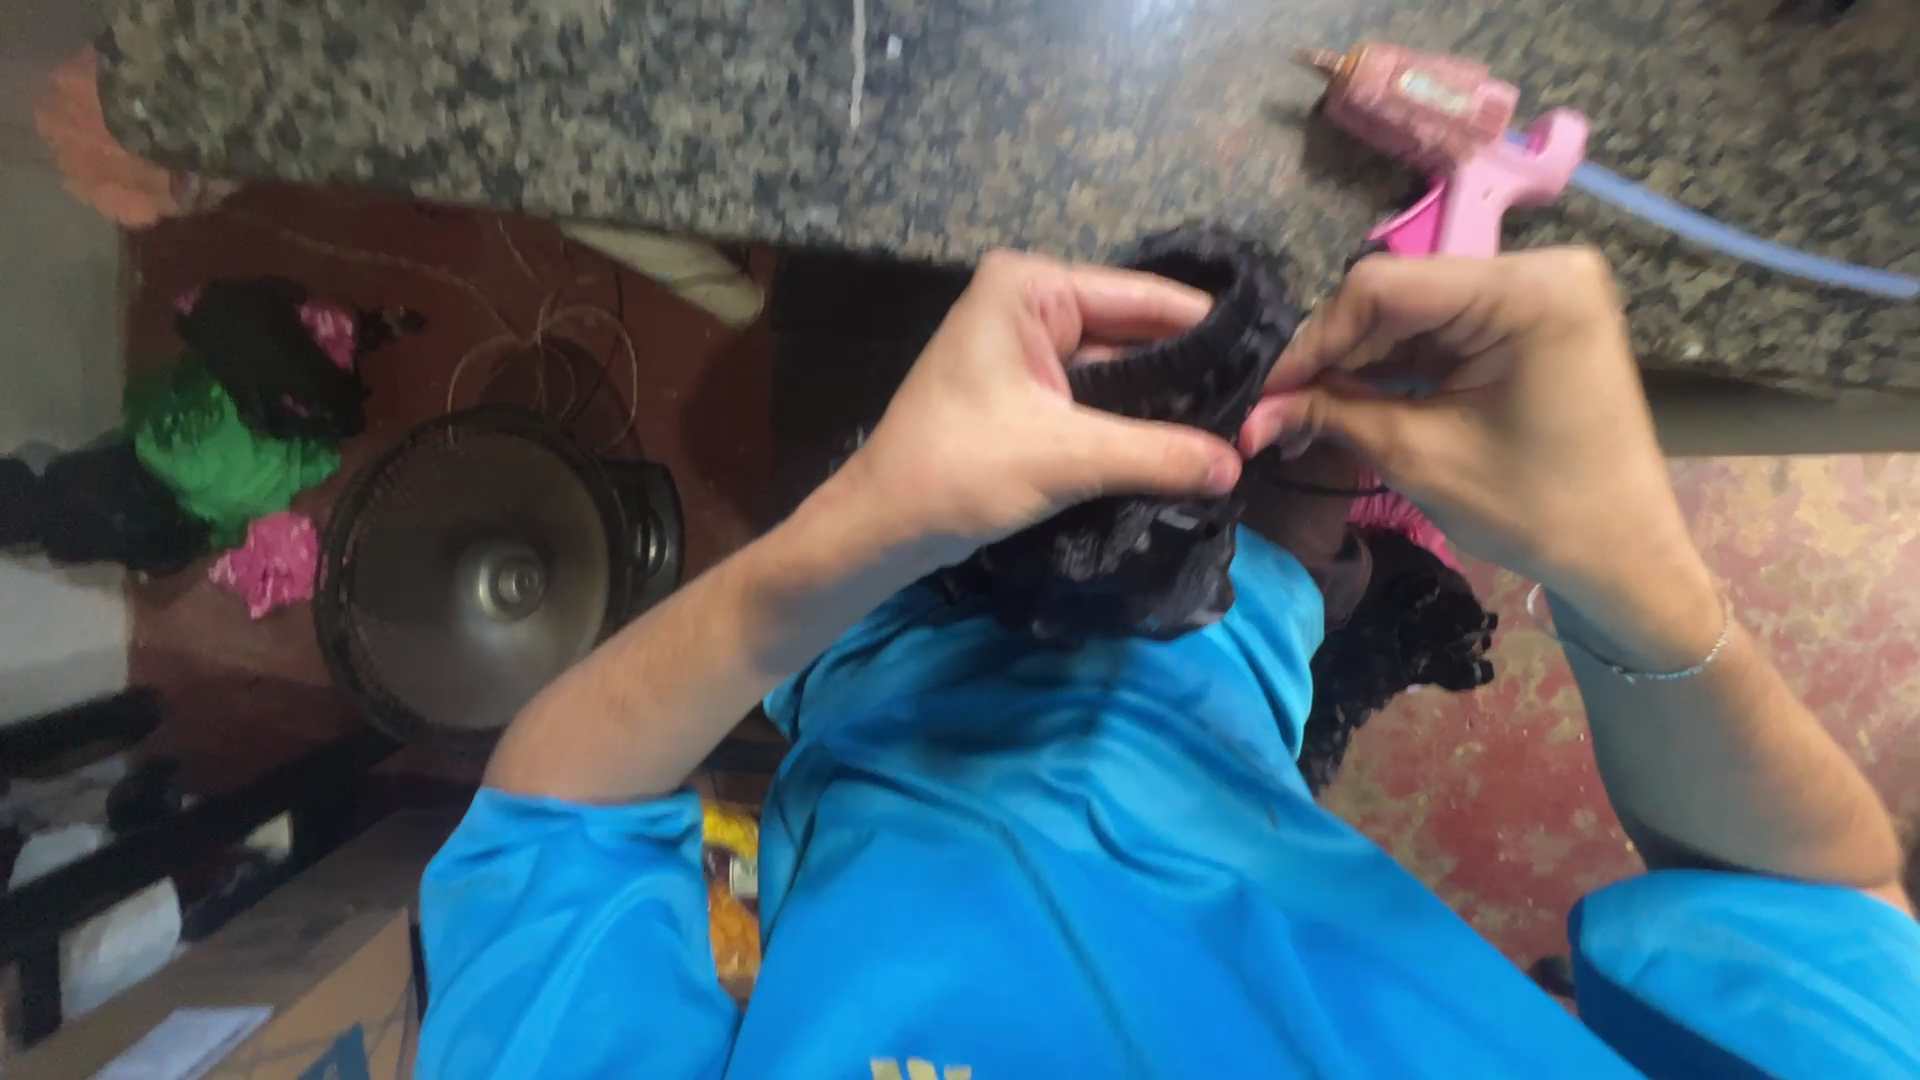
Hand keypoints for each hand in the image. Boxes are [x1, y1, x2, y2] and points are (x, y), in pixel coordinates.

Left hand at [836, 250, 1243, 568]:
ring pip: (1114, 374)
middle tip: (1260, 410)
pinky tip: (1179, 449)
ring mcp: (1024, 353)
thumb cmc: (959, 470)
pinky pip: (1090, 402)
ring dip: (1160, 407)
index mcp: (1030, 288)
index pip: (1142, 298)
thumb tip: (1237, 465)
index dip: (1208, 332)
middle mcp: (1028, 307)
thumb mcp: (1066, 456)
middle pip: (1130, 334)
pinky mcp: (1022, 396)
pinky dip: (1127, 425)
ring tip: (1235, 433)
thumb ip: (1158, 454)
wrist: (883, 526)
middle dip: (1186, 376)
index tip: (1272, 362)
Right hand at [1239, 248, 1717, 667]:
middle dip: (1327, 355)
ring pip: (1401, 315)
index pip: (1381, 287)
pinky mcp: (1518, 324)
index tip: (1267, 395)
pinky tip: (1345, 402)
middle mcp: (1533, 271)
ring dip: (1348, 364)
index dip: (1311, 340)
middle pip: (1390, 296)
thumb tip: (1249, 418)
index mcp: (1527, 291)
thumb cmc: (1531, 508)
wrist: (1619, 552)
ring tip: (1300, 412)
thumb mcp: (1415, 455)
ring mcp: (1528, 295)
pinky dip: (1382, 369)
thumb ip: (1327, 416)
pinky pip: (1429, 333)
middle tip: (1275, 409)